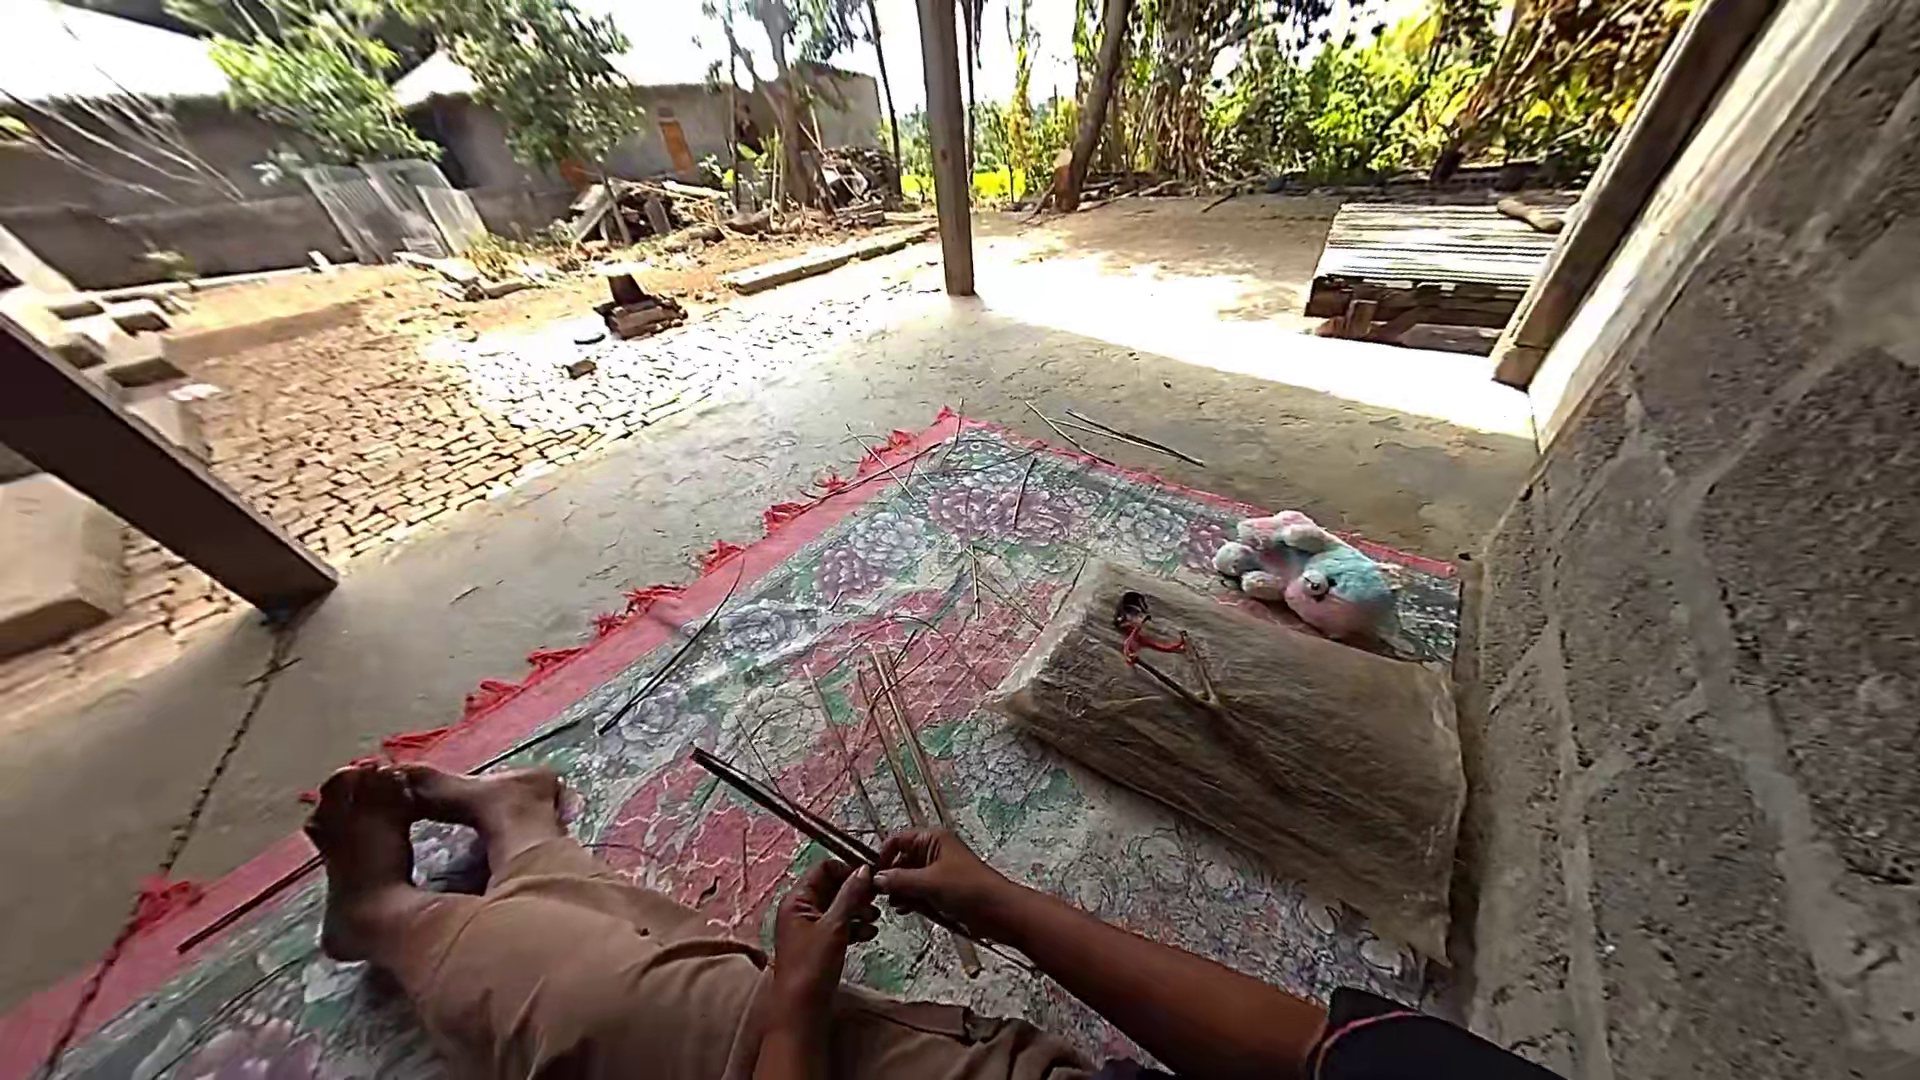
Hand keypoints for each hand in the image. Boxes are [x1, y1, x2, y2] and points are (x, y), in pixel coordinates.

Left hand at [771, 859, 877, 1017]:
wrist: (801, 1015)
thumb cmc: (812, 966)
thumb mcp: (834, 925)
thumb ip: (850, 894)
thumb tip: (864, 868)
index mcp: (797, 899)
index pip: (824, 868)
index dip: (847, 869)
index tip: (870, 875)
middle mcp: (801, 909)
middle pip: (832, 887)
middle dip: (856, 891)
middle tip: (876, 898)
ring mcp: (809, 928)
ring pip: (838, 906)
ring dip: (858, 909)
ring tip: (875, 918)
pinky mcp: (818, 945)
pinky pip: (838, 925)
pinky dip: (854, 926)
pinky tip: (869, 933)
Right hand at [873, 829, 1016, 939]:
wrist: (999, 911)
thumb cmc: (966, 889)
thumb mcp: (930, 883)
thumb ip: (900, 880)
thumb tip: (875, 879)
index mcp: (932, 839)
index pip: (899, 840)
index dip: (884, 855)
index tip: (871, 877)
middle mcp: (933, 851)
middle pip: (902, 859)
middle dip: (891, 876)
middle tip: (879, 896)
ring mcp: (938, 871)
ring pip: (909, 877)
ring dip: (900, 890)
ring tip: (895, 905)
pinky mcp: (942, 889)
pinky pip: (919, 890)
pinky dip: (911, 898)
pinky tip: (905, 910)